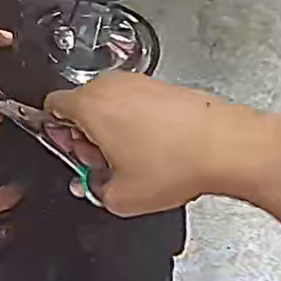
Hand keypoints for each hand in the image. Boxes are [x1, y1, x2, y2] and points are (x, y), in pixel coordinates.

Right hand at [43, 71, 280, 215]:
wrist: (230, 147)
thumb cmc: (179, 162)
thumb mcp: (122, 197)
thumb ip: (94, 190)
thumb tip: (96, 187)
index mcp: (88, 104)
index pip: (50, 107)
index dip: (57, 133)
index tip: (76, 151)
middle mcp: (110, 86)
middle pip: (80, 105)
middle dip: (87, 133)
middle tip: (105, 160)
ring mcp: (139, 82)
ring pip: (110, 104)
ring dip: (113, 128)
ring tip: (136, 157)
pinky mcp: (164, 86)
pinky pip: (137, 102)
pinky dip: (140, 122)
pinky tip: (159, 149)